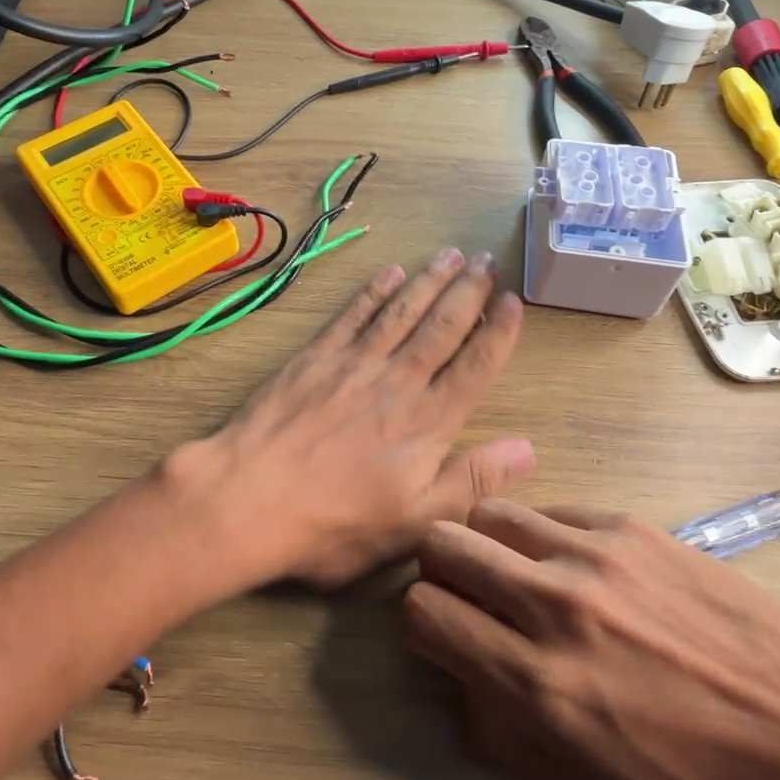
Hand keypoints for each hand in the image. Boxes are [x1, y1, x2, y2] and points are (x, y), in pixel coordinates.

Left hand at [173, 248, 531, 586]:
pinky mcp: (315, 357)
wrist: (249, 498)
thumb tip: (529, 448)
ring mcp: (354, 364)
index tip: (514, 301)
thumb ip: (472, 481)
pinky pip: (354, 314)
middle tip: (487, 260)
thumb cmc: (335, 524)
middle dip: (469, 292)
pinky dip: (375, 291)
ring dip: (429, 280)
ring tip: (452, 254)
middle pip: (443, 327)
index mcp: (428, 423)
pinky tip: (391, 272)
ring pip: (402, 311)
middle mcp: (398, 382)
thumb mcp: (416, 523)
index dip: (499, 333)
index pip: (476, 366)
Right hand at [402, 502, 779, 779]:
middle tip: (470, 595)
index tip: (445, 635)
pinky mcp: (634, 527)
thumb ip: (501, 729)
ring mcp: (597, 556)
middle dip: (440, 569)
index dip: (422, 624)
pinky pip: (553, 510)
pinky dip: (544, 536)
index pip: (422, 613)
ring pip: (490, 511)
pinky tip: (577, 567)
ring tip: (519, 574)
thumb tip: (460, 676)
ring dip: (489, 543)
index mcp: (541, 684)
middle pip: (442, 542)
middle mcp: (557, 605)